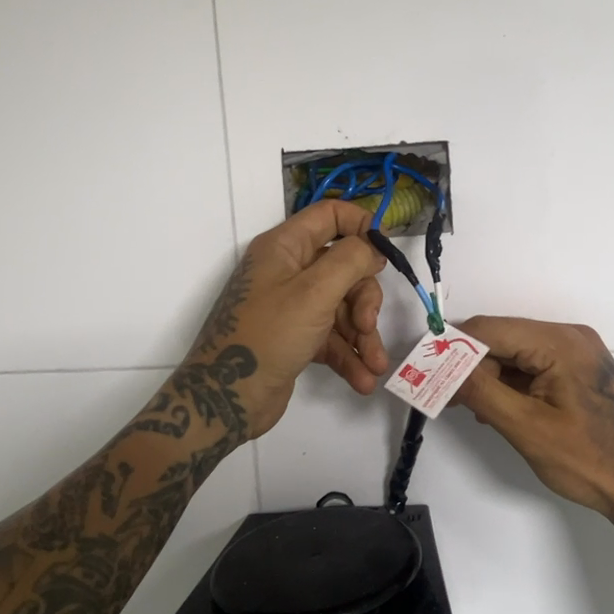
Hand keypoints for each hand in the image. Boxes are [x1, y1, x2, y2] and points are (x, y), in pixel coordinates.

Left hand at [180, 200, 388, 439]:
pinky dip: (349, 355)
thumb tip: (374, 244)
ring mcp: (292, 305)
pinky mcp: (296, 337)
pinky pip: (332, 337)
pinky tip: (362, 380)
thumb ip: (350, 260)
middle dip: (364, 299)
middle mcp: (288, 270)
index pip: (329, 215)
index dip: (361, 226)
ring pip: (342, 306)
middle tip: (367, 324)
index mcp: (285, 247)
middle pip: (344, 267)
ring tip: (374, 366)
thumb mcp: (314, 292)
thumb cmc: (269, 334)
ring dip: (363, 335)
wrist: (227, 398)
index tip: (386, 251)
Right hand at [453, 316, 613, 528]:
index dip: (452, 348)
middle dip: (473, 366)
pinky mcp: (583, 371)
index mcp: (560, 342)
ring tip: (481, 413)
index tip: (426, 373)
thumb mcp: (526, 427)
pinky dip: (514, 384)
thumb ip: (480, 389)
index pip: (489, 329)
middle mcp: (570, 336)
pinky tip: (504, 411)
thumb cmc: (589, 461)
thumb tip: (439, 363)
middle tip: (455, 403)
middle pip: (502, 338)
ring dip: (492, 378)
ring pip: (516, 353)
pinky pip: (535, 365)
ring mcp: (580, 353)